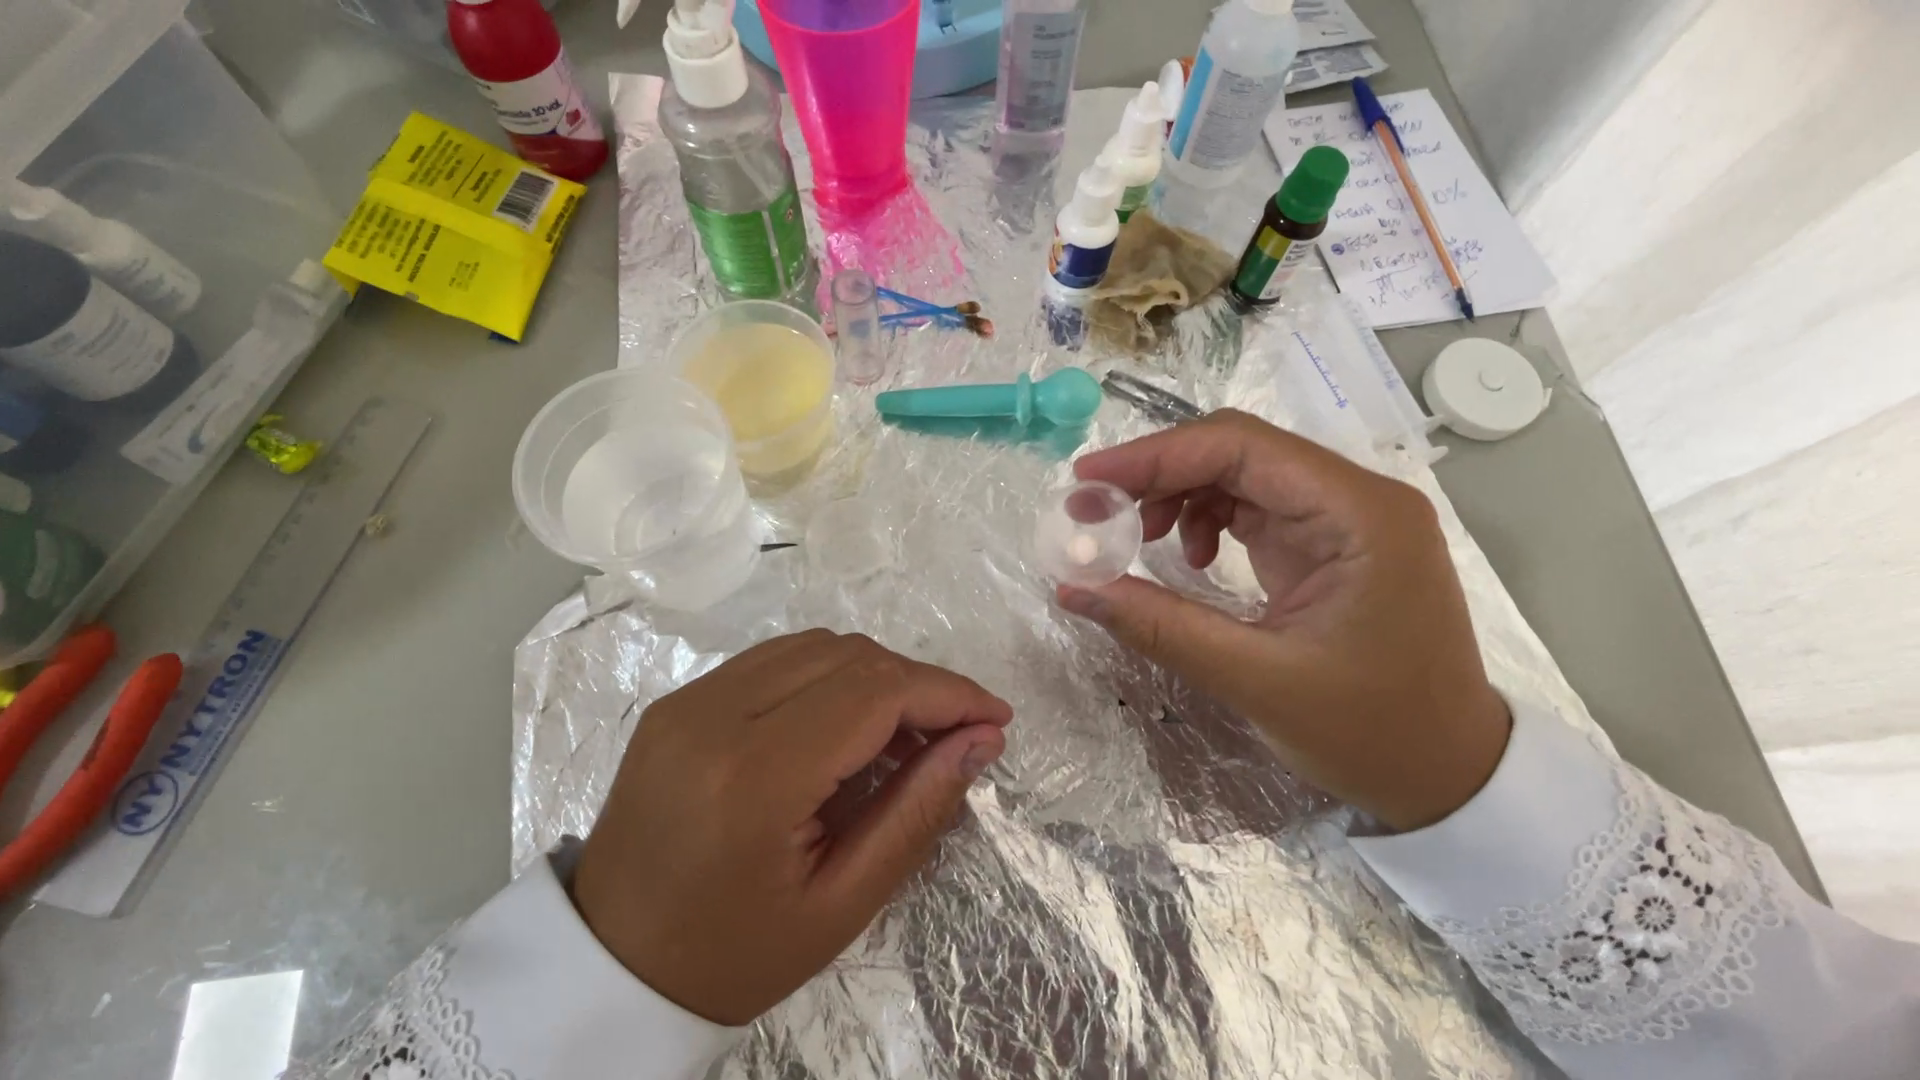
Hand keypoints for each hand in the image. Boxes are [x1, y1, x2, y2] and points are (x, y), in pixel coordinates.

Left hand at [571, 630, 1011, 1025]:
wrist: (612, 965)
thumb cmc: (733, 954)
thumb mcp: (842, 902)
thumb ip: (918, 811)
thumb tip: (982, 739)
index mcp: (755, 775)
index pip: (876, 692)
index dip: (949, 693)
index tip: (996, 718)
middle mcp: (715, 714)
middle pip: (851, 657)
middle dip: (918, 685)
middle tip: (953, 739)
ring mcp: (689, 700)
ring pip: (815, 647)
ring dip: (876, 677)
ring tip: (903, 737)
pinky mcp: (678, 701)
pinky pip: (776, 660)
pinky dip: (828, 678)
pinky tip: (845, 727)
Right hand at [1059, 410, 1509, 831]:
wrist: (1450, 777)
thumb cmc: (1372, 734)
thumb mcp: (1256, 681)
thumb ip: (1160, 627)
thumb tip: (1073, 588)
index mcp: (1360, 514)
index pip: (1241, 446)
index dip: (1154, 455)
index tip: (1086, 479)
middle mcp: (1357, 498)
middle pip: (1239, 451)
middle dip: (1159, 474)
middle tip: (1095, 513)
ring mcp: (1346, 519)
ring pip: (1242, 474)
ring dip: (1179, 495)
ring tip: (1138, 540)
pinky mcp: (1331, 545)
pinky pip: (1255, 508)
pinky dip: (1207, 520)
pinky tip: (1189, 559)